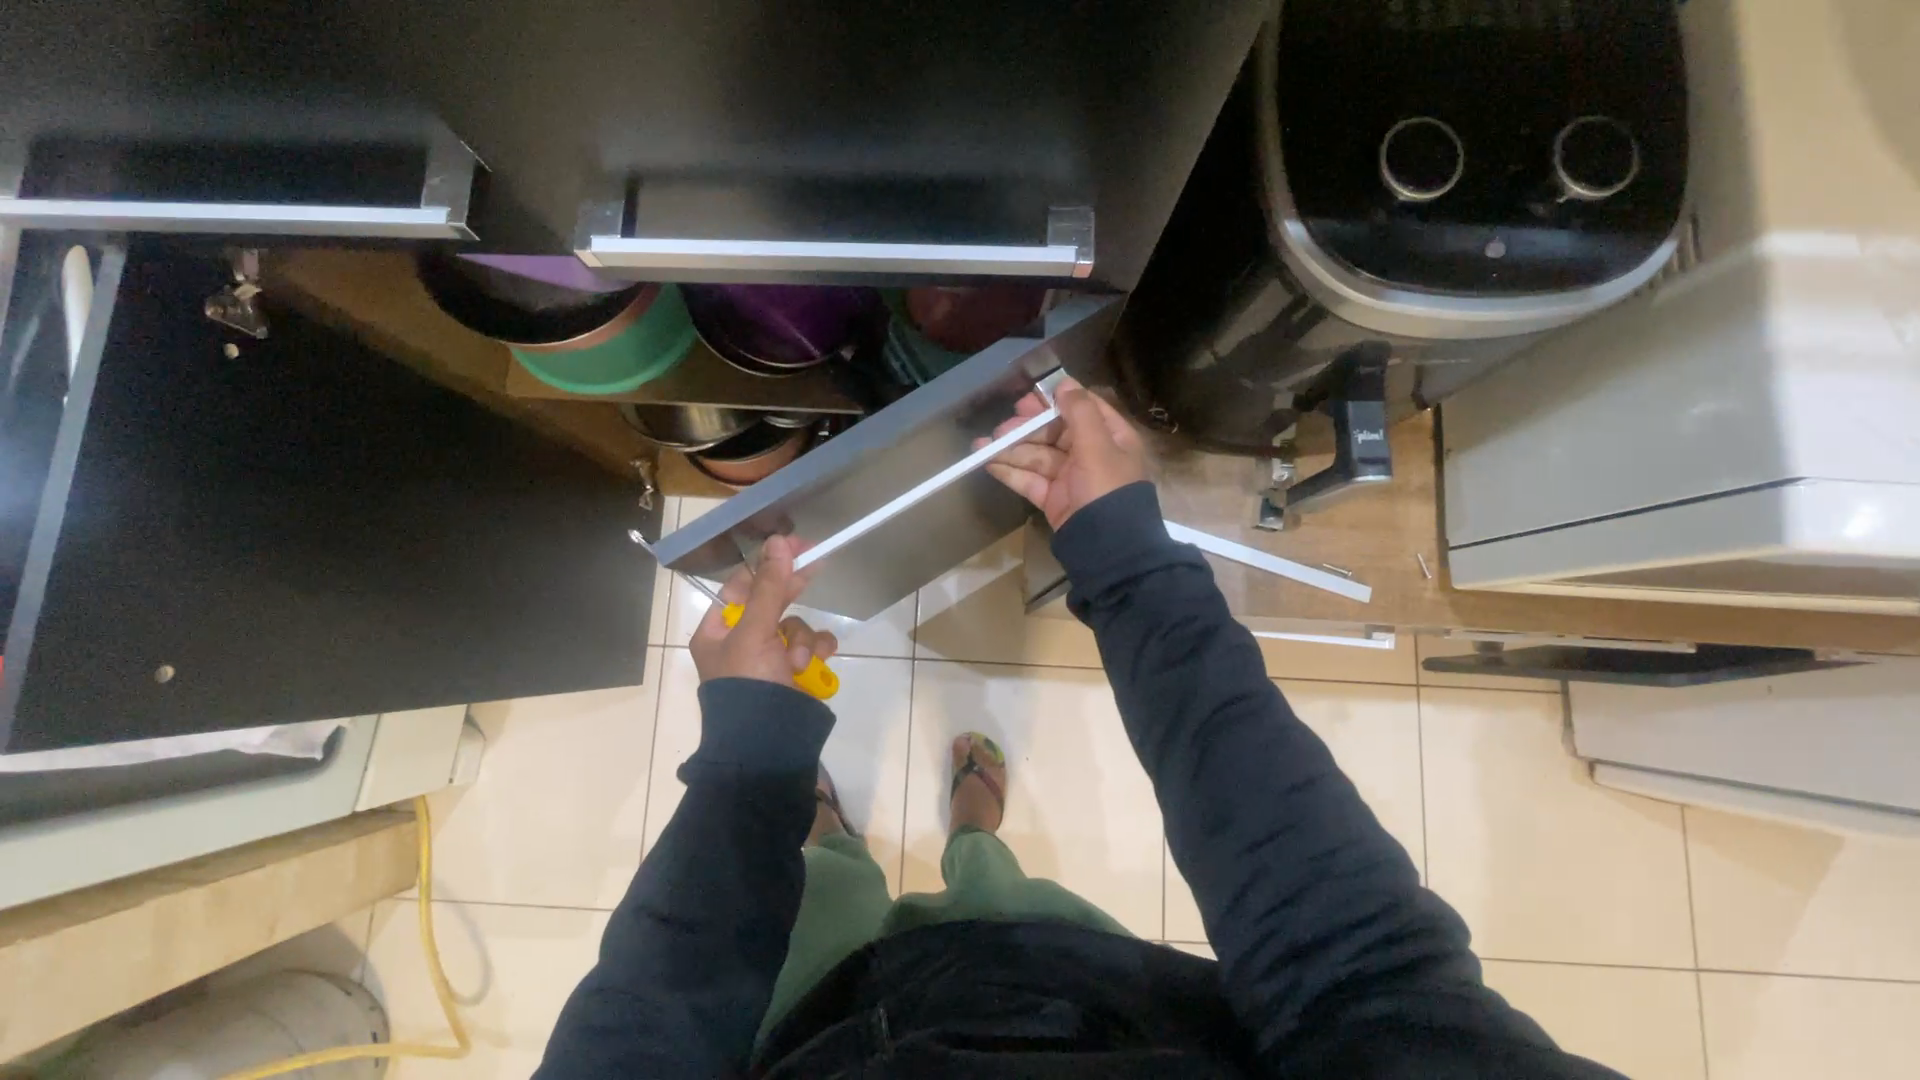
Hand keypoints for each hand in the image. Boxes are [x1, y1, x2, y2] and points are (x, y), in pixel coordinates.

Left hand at [689, 535, 838, 687]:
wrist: (769, 743)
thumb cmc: (749, 683)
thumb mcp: (756, 631)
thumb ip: (770, 586)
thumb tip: (779, 540)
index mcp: (717, 632)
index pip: (741, 586)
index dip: (767, 564)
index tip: (793, 545)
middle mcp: (741, 643)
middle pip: (771, 602)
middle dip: (791, 592)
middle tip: (817, 560)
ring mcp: (769, 659)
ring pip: (796, 624)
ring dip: (802, 637)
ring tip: (798, 660)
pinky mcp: (795, 674)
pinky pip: (811, 646)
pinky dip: (816, 651)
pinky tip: (816, 662)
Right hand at [978, 377, 1148, 529]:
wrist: (1107, 547)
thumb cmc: (1107, 489)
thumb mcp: (1098, 446)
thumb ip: (1079, 412)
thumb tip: (1064, 382)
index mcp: (1111, 438)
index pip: (1083, 409)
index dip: (1056, 400)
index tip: (1030, 396)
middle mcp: (1092, 454)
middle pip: (1055, 432)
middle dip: (1027, 427)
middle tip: (1004, 425)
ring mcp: (1071, 478)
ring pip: (1038, 456)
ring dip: (1011, 449)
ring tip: (983, 444)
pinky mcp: (1054, 499)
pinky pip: (1029, 480)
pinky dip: (1009, 471)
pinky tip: (988, 462)